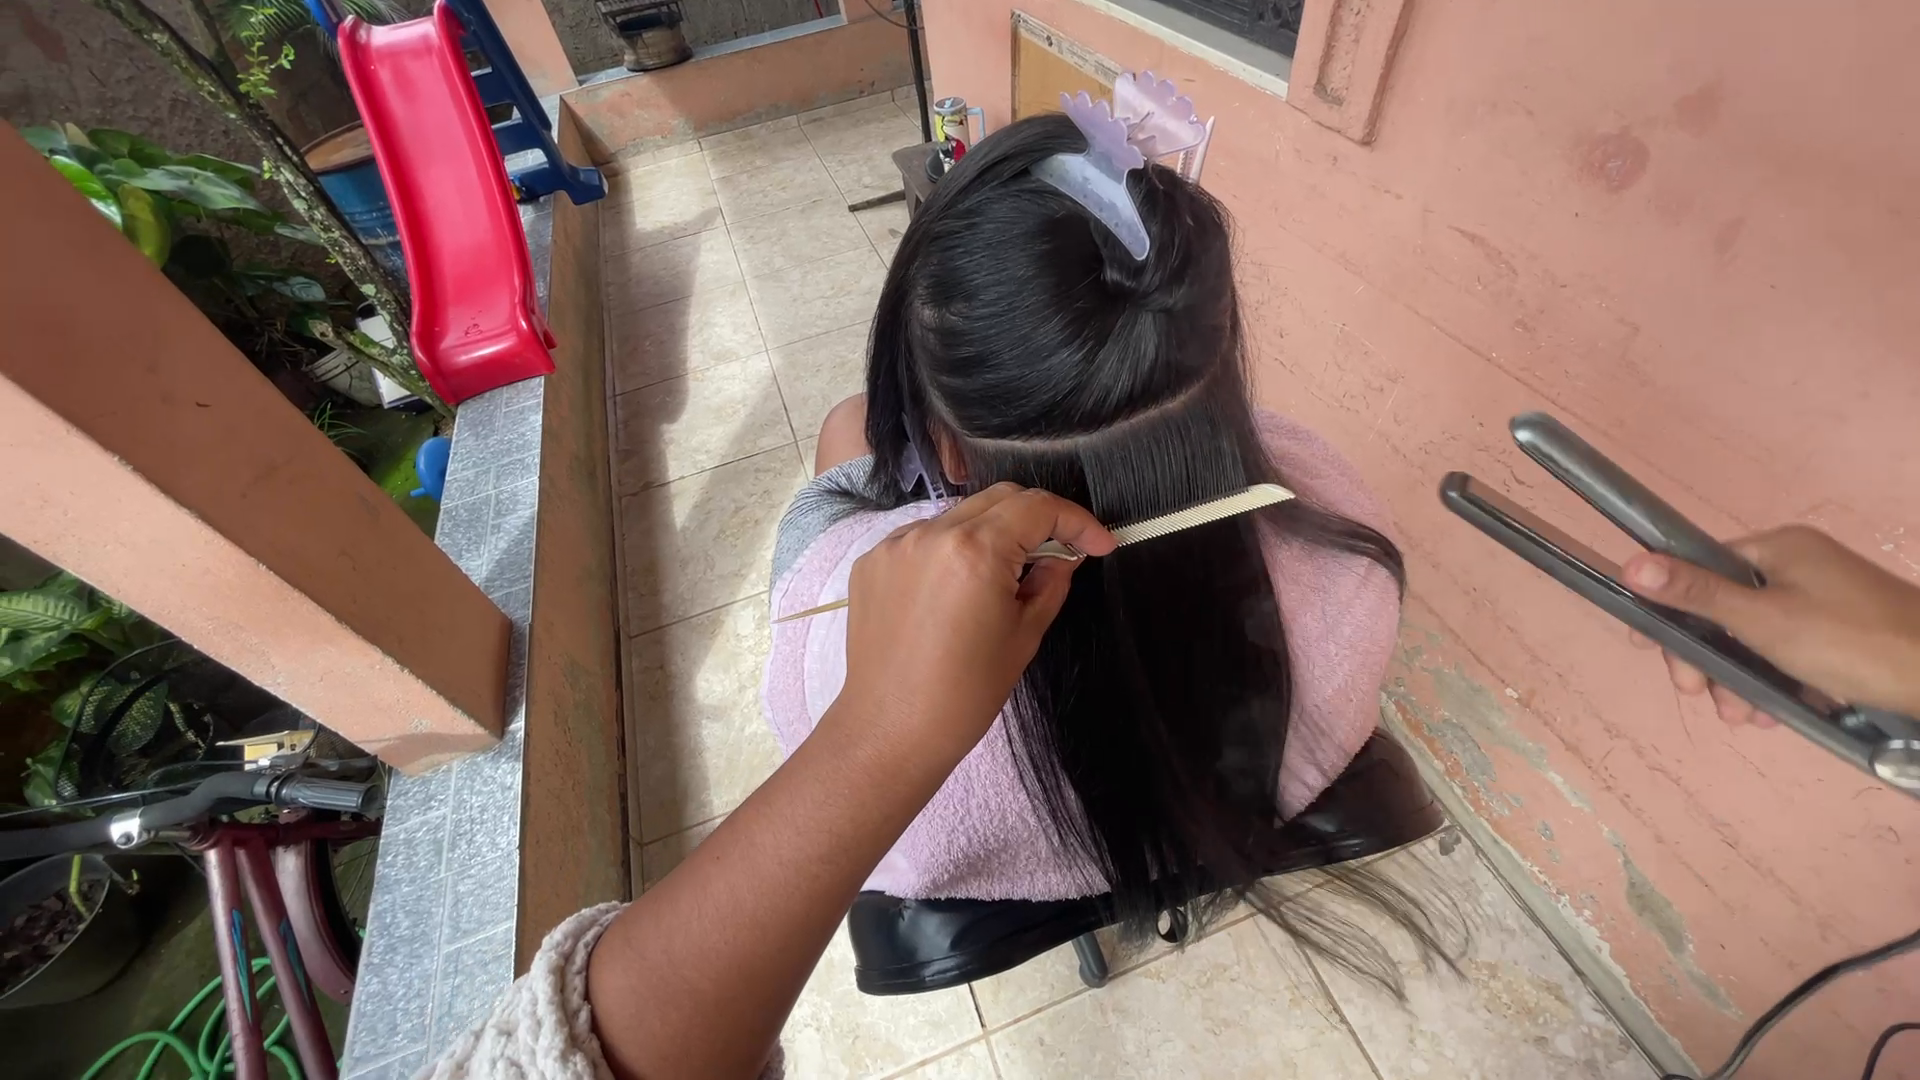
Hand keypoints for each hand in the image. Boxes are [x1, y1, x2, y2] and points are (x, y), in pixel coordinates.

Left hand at [830, 483, 1115, 763]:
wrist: (891, 730)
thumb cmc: (966, 694)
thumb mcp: (1024, 636)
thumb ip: (1051, 582)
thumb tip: (1065, 555)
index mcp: (975, 551)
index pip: (1037, 508)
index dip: (1078, 521)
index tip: (1099, 545)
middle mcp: (931, 534)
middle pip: (999, 498)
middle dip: (1037, 518)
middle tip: (1058, 552)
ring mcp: (894, 545)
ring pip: (959, 514)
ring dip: (992, 532)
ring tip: (1004, 576)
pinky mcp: (871, 561)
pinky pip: (924, 538)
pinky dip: (951, 549)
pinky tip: (956, 589)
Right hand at [1621, 525, 1919, 725]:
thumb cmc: (1854, 644)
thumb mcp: (1762, 620)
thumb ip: (1694, 592)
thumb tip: (1630, 564)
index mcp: (1777, 549)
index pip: (1696, 568)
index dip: (1668, 608)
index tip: (1650, 647)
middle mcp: (1796, 565)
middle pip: (1719, 606)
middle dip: (1705, 657)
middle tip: (1697, 693)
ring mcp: (1821, 597)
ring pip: (1749, 634)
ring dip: (1735, 677)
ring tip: (1741, 715)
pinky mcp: (1840, 629)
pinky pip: (1782, 648)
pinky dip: (1770, 678)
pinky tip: (1771, 708)